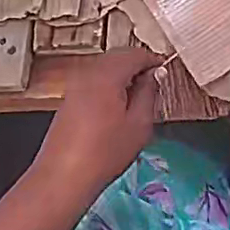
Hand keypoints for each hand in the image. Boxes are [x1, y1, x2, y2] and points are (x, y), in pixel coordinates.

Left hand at [31, 48, 163, 195]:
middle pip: (117, 56)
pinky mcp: (69, 97)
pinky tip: (117, 105)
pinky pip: (94, 79)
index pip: (134, 53)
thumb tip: (154, 74)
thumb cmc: (105, 152)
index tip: (165, 71)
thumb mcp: (138, 124)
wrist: (64, 176)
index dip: (153, 59)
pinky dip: (109, 83)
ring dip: (123, 74)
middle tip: (154, 83)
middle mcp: (88, 72)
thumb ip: (148, 93)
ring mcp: (75, 83)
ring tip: (138, 96)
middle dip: (137, 64)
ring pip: (105, 66)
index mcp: (107, 74)